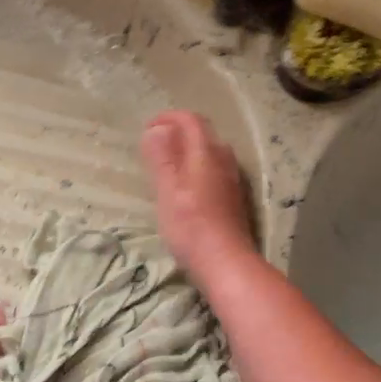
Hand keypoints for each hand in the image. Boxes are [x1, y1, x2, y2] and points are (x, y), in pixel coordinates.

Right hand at [140, 111, 255, 279]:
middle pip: (203, 134)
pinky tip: (187, 188)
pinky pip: (214, 172)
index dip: (169, 118)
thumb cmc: (191, 227)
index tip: (147, 128)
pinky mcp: (233, 200)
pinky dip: (197, 169)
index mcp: (206, 153)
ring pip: (211, 153)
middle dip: (179, 132)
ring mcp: (232, 181)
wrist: (225, 263)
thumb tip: (157, 128)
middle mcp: (224, 160)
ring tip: (168, 165)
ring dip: (189, 151)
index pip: (191, 120)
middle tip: (156, 145)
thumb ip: (162, 158)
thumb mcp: (168, 190)